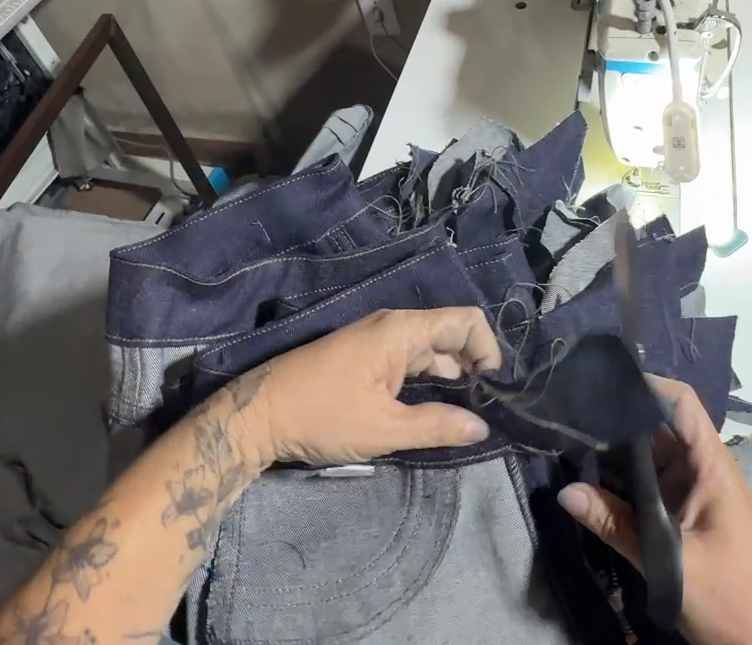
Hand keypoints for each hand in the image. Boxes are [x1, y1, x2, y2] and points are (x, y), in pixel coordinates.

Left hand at [237, 307, 502, 466]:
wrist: (259, 416)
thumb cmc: (322, 416)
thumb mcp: (384, 429)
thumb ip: (437, 426)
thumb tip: (482, 426)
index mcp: (401, 330)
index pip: (465, 321)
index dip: (488, 350)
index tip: (492, 391)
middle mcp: (394, 327)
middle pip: (451, 335)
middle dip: (474, 367)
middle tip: (487, 409)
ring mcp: (379, 342)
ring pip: (431, 352)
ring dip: (452, 378)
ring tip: (467, 415)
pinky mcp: (367, 359)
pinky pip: (411, 362)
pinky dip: (429, 382)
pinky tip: (436, 411)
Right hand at [557, 377, 751, 644]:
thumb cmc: (731, 599)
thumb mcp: (670, 563)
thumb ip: (617, 526)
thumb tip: (565, 492)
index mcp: (712, 467)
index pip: (682, 404)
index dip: (648, 384)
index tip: (605, 381)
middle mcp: (701, 471)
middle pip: (658, 428)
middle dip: (619, 419)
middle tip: (571, 413)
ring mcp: (693, 494)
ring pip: (650, 458)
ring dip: (616, 452)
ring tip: (571, 438)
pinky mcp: (684, 517)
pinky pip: (650, 487)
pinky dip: (623, 482)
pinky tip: (590, 479)